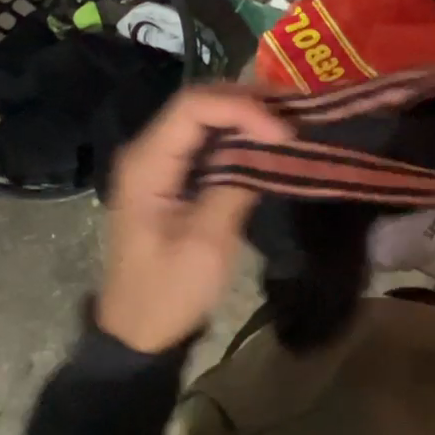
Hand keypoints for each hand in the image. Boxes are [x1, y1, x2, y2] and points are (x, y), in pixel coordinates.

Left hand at [99, 87, 292, 352]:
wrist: (137, 331)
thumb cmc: (168, 292)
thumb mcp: (206, 244)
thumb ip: (234, 186)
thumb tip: (266, 150)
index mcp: (146, 164)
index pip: (194, 107)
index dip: (242, 109)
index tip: (284, 132)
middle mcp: (147, 152)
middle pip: (198, 103)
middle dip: (248, 103)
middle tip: (296, 113)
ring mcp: (158, 163)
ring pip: (204, 118)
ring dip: (246, 116)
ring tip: (290, 121)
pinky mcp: (171, 177)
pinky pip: (206, 142)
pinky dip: (238, 137)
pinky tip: (267, 142)